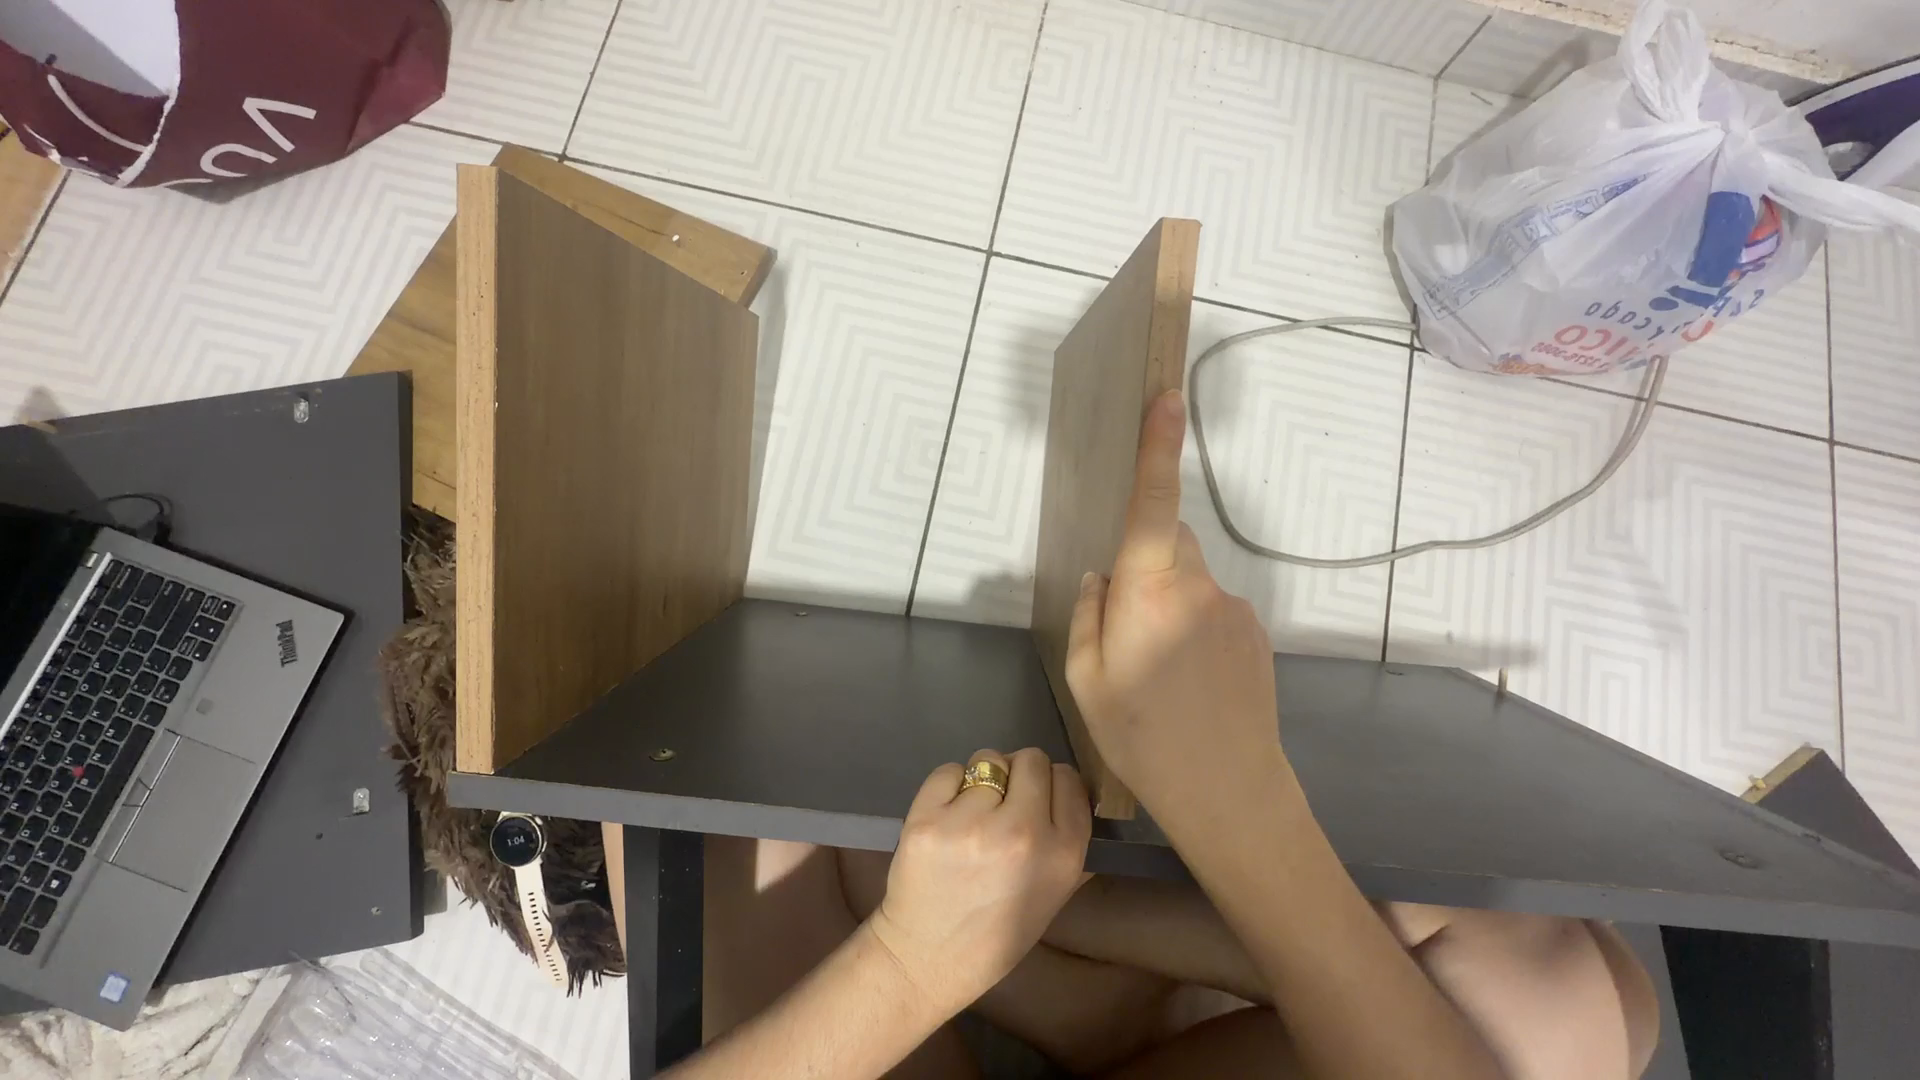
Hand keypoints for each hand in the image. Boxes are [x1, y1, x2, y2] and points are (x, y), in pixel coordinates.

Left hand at [867, 748, 1091, 1015]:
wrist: (926, 959)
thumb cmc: (997, 934)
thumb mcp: (1054, 895)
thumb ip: (1068, 843)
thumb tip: (1074, 792)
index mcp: (1062, 855)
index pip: (1068, 779)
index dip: (1052, 786)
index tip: (1038, 803)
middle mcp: (1022, 833)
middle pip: (1031, 759)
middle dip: (1019, 776)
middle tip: (1003, 805)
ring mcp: (971, 824)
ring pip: (988, 760)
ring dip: (982, 780)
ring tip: (972, 815)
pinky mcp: (927, 818)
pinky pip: (948, 770)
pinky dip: (949, 786)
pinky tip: (946, 818)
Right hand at [1064, 389, 1285, 821]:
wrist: (1231, 794)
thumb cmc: (1143, 739)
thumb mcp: (1086, 681)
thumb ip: (1087, 614)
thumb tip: (1102, 577)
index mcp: (1148, 593)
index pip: (1152, 505)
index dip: (1158, 448)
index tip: (1167, 395)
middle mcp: (1199, 587)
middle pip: (1168, 541)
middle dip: (1145, 562)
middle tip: (1125, 628)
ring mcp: (1235, 609)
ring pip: (1189, 580)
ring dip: (1168, 603)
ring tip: (1160, 671)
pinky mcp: (1257, 633)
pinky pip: (1213, 610)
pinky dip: (1194, 628)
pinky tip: (1190, 682)